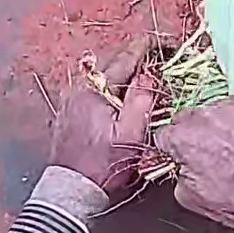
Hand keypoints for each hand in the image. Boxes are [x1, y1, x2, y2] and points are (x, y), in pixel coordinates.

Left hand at [50, 39, 158, 196]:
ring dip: (124, 78)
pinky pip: (94, 90)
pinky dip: (111, 90)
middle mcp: (79, 87)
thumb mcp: (130, 134)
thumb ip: (141, 100)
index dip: (147, 47)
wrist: (71, 189)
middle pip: (114, 65)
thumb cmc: (103, 165)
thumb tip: (148, 75)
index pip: (126, 57)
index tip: (164, 42)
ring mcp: (71, 98)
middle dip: (137, 63)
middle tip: (159, 67)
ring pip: (104, 78)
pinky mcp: (68, 110)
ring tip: (144, 85)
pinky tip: (121, 102)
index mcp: (96, 89)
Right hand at [155, 95, 233, 232]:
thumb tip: (181, 169)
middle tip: (217, 154)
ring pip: (219, 110)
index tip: (185, 155)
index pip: (166, 135)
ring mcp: (233, 105)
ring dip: (225, 124)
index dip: (176, 148)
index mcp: (183, 138)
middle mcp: (205, 115)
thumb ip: (179, 176)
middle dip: (199, 133)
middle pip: (191, 118)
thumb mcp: (194, 200)